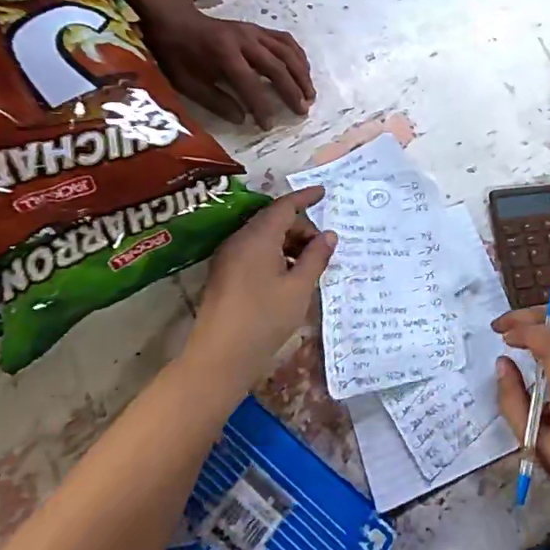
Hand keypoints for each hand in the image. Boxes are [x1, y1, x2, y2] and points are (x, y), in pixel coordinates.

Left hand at [146, 8, 314, 127]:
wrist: (176, 20)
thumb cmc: (178, 54)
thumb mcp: (187, 83)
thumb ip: (216, 101)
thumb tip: (243, 119)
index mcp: (223, 54)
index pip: (249, 84)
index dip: (262, 106)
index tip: (269, 125)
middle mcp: (244, 41)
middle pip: (277, 67)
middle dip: (292, 91)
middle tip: (302, 111)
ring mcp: (255, 32)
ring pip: (287, 53)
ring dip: (302, 76)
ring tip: (310, 95)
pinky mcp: (259, 29)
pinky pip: (286, 41)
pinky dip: (298, 57)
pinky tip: (304, 71)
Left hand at [185, 187, 334, 385]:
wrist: (220, 356)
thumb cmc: (265, 318)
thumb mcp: (299, 287)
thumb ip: (316, 257)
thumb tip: (329, 236)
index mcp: (258, 237)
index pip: (284, 206)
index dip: (305, 197)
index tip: (324, 192)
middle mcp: (239, 240)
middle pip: (273, 220)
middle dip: (300, 227)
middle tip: (322, 248)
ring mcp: (228, 257)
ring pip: (263, 237)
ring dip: (288, 243)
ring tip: (308, 265)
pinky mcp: (224, 274)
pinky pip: (253, 251)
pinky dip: (274, 254)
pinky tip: (288, 276)